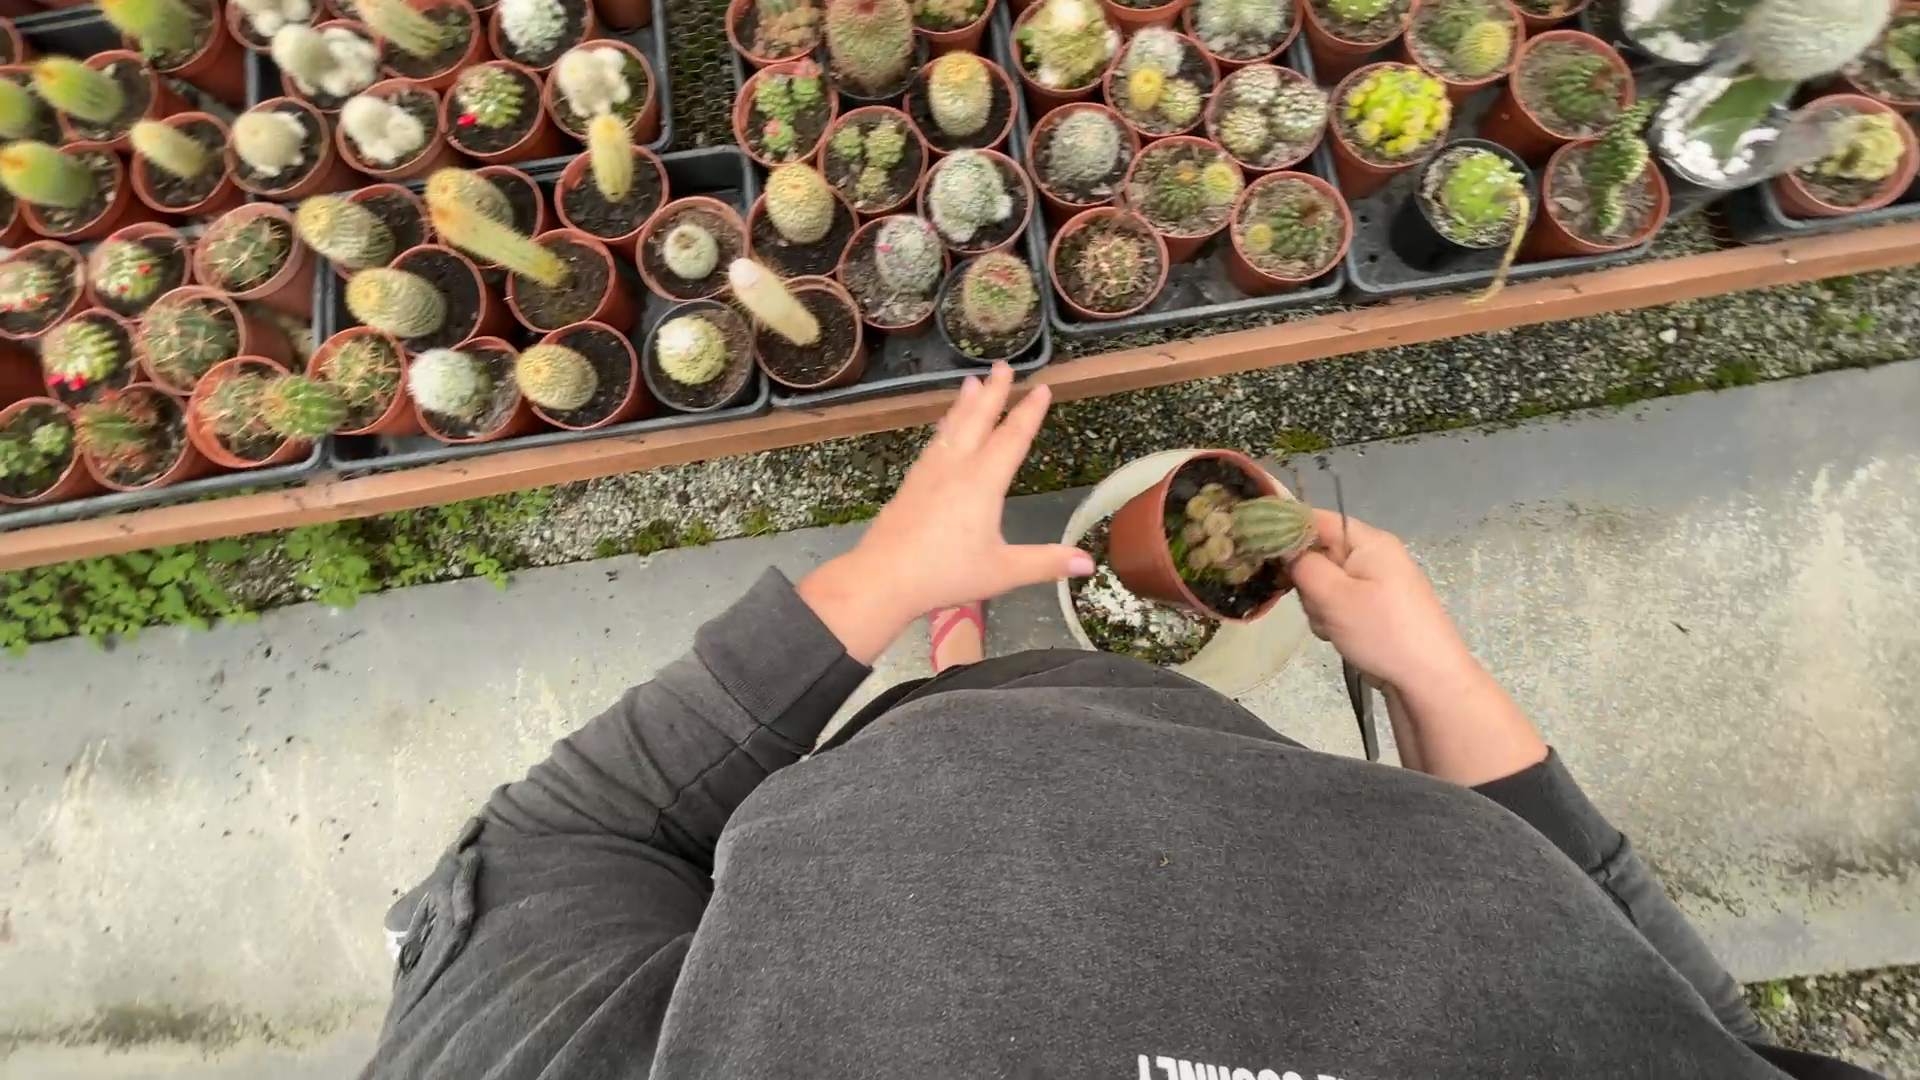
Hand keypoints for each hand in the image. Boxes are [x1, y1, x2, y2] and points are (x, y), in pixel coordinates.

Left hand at [798, 364, 1092, 662]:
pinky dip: (943, 428)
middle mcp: (955, 469)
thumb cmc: (946, 573)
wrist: (883, 578)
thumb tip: (1089, 563)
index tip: (1041, 388)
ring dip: (964, 404)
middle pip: (977, 422)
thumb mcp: (1003, 572)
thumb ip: (1045, 563)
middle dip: (993, 393)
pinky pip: (932, 445)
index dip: (1029, 413)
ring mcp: (928, 475)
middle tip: (1002, 365)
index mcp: (982, 484)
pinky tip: (942, 430)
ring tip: (971, 382)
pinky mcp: (910, 486)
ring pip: (951, 429)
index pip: (1011, 439)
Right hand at [1287, 510, 1545, 784]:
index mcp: (1369, 541)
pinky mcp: (1373, 607)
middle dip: (1305, 577)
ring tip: (1331, 624)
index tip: (1264, 555)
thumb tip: (1283, 547)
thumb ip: (1302, 564)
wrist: (1428, 680)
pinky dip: (1329, 616)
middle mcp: (1373, 555)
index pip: (1316, 519)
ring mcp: (1374, 583)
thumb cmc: (1381, 632)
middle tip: (1314, 601)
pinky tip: (1338, 634)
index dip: (1286, 532)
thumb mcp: (1333, 595)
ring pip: (1323, 580)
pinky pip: (1336, 600)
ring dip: (1316, 602)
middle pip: (1318, 551)